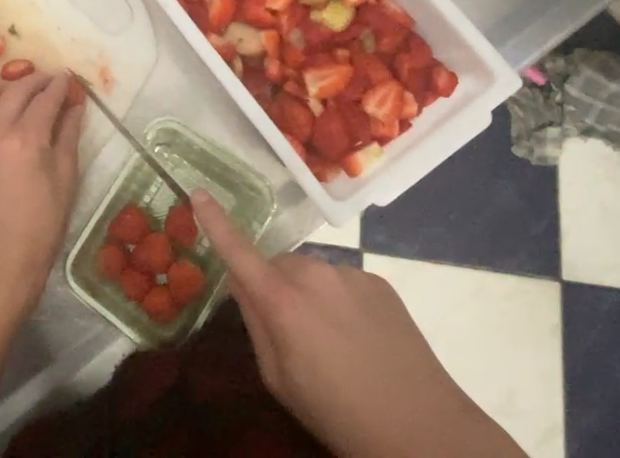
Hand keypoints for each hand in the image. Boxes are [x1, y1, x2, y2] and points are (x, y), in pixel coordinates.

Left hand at [0, 71, 85, 314]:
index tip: (71, 78)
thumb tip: (75, 105)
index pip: (45, 98)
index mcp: (26, 139)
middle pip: (17, 88)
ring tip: (28, 92)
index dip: (61, 86)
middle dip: (39, 80)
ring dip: (10, 84)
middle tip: (56, 82)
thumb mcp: (66, 177)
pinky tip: (9, 110)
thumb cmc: (44, 222)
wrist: (2, 254)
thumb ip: (69, 134)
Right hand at [192, 190, 525, 457]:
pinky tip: (359, 339)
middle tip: (290, 334)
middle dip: (273, 287)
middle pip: (277, 266)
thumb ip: (255, 325)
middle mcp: (313, 274)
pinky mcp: (378, 281)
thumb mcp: (279, 379)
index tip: (198, 192)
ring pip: (311, 274)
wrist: (421, 428)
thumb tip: (242, 286)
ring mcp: (350, 273)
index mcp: (281, 301)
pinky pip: (343, 282)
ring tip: (331, 342)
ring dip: (308, 294)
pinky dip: (340, 302)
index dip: (215, 222)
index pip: (237, 251)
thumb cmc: (336, 412)